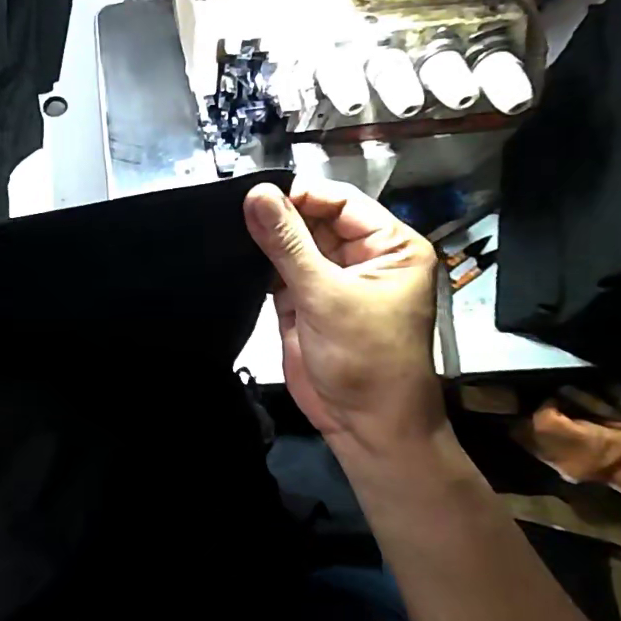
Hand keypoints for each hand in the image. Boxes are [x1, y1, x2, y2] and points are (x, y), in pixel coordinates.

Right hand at [243, 179, 445, 467]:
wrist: (365, 427)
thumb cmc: (366, 361)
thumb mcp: (327, 296)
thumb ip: (288, 244)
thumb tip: (257, 195)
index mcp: (390, 246)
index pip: (341, 202)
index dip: (301, 195)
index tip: (258, 194)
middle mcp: (363, 256)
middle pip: (315, 220)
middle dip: (280, 217)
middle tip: (236, 208)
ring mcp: (332, 279)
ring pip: (294, 245)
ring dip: (266, 240)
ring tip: (230, 225)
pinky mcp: (306, 302)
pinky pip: (280, 271)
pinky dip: (260, 265)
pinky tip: (235, 253)